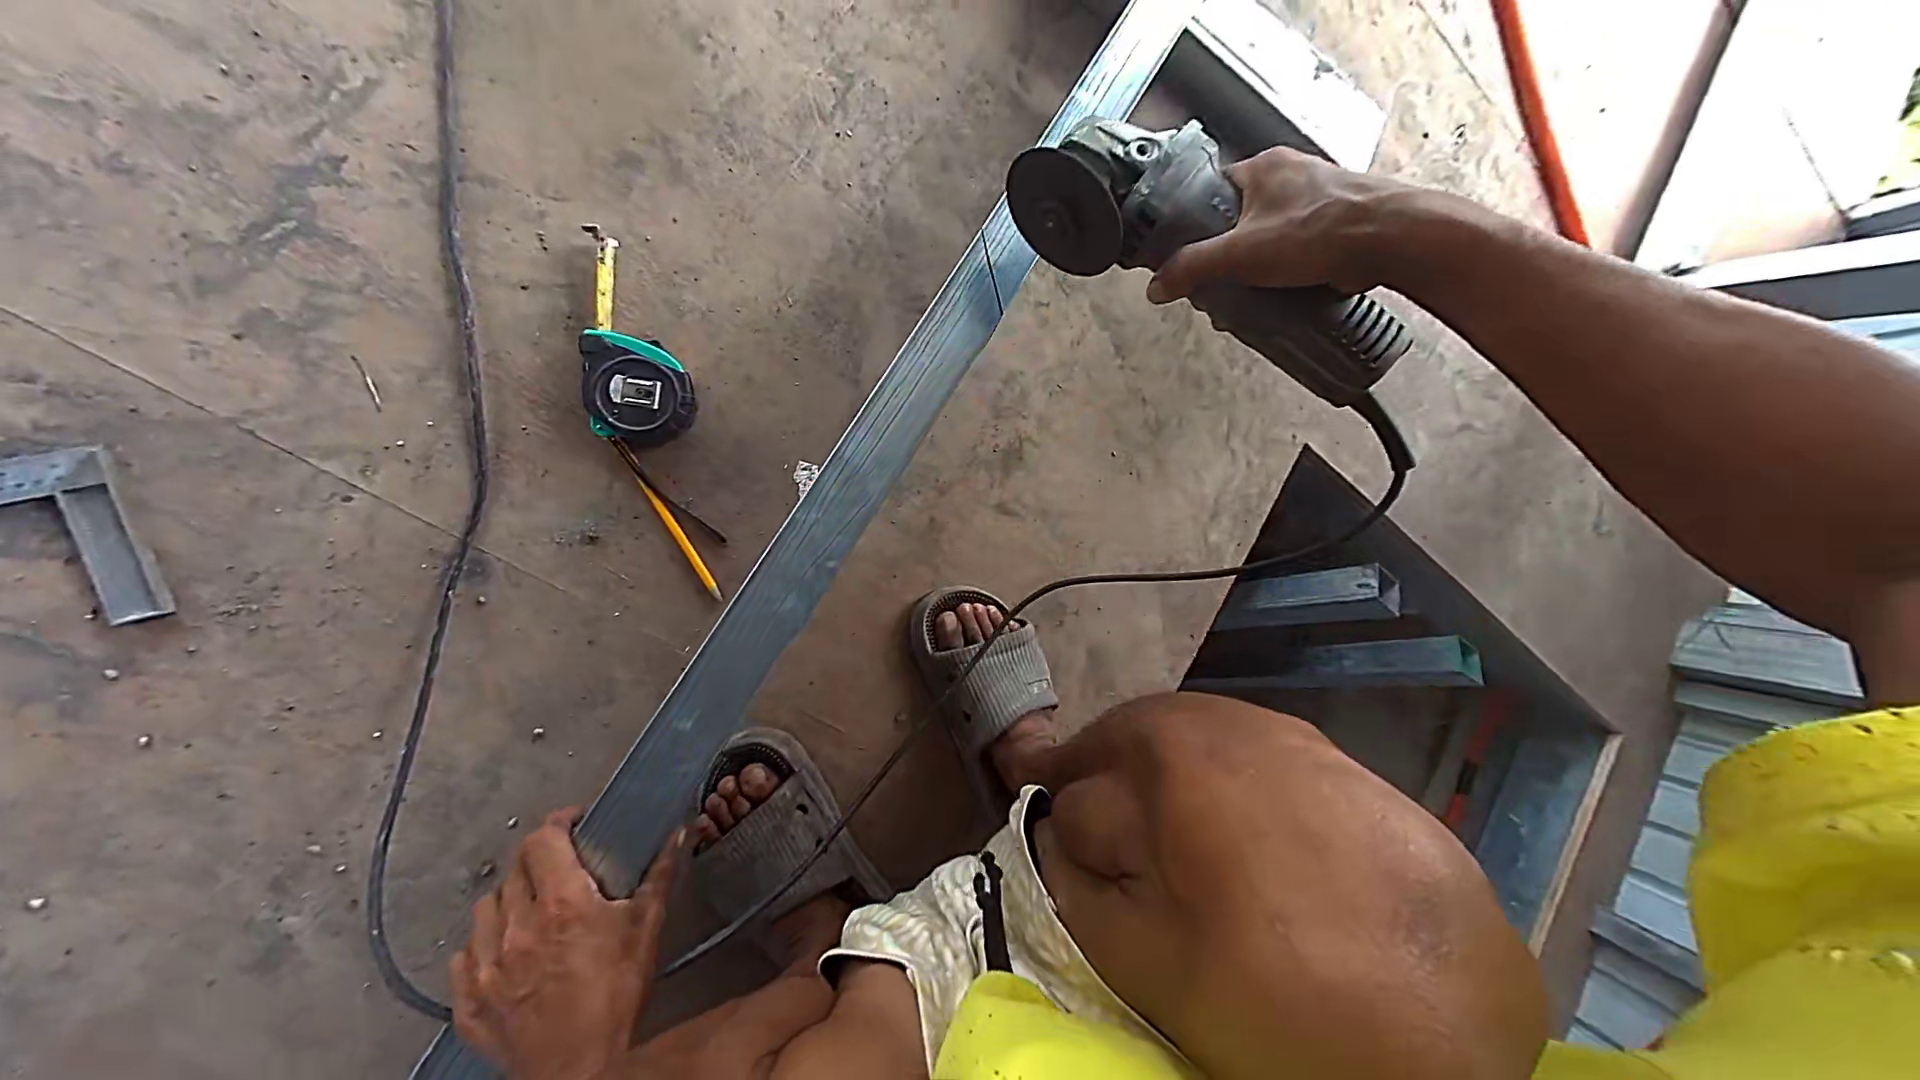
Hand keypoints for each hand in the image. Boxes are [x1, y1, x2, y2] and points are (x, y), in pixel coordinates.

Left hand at [451, 807, 689, 1079]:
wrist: (580, 1070)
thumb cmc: (619, 992)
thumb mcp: (647, 927)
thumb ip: (660, 874)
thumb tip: (681, 831)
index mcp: (561, 903)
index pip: (543, 840)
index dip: (558, 823)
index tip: (573, 822)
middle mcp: (516, 927)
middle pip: (514, 868)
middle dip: (538, 856)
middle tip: (561, 863)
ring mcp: (485, 966)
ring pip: (485, 907)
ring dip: (508, 897)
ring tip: (532, 906)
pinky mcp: (468, 1001)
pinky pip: (465, 955)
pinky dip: (484, 943)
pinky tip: (506, 950)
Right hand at [1146, 146, 1413, 302]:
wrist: (1392, 240)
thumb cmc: (1320, 233)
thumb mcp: (1239, 254)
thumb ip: (1192, 268)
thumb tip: (1157, 288)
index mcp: (1262, 168)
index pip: (1210, 190)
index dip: (1192, 224)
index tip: (1185, 253)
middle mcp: (1290, 176)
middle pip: (1236, 220)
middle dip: (1223, 257)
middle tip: (1216, 285)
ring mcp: (1315, 200)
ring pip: (1265, 237)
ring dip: (1251, 269)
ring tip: (1244, 297)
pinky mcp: (1334, 225)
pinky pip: (1293, 250)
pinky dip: (1280, 273)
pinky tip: (1277, 294)